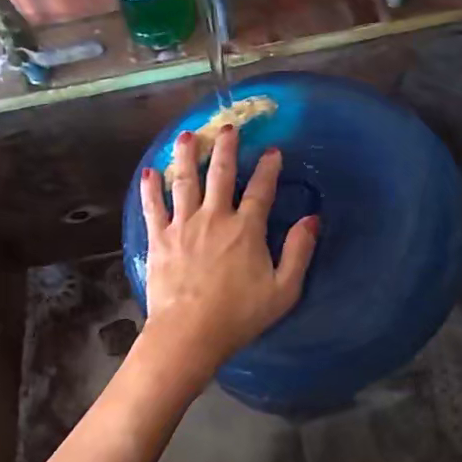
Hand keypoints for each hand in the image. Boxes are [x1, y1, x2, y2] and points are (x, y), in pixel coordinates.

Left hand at [138, 125, 317, 372]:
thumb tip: (312, 220)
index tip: (273, 151)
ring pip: (184, 181)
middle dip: (226, 147)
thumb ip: (299, 252)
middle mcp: (214, 217)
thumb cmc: (239, 315)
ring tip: (188, 136)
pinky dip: (151, 188)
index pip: (261, 190)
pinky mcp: (158, 239)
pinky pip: (153, 206)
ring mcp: (183, 226)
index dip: (268, 168)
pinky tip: (149, 172)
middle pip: (220, 173)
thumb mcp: (283, 290)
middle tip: (229, 127)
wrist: (189, 334)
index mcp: (246, 229)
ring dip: (187, 155)